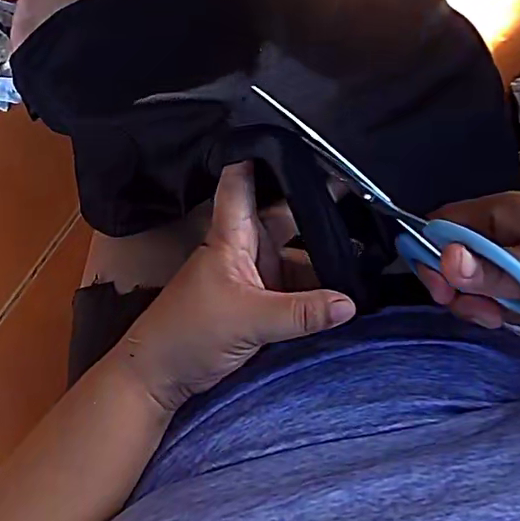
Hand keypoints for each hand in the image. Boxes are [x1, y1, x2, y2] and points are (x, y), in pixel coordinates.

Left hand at [104, 162, 356, 411]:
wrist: (158, 377)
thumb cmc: (183, 335)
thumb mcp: (248, 321)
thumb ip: (301, 313)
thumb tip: (348, 303)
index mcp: (230, 238)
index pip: (242, 183)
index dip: (262, 158)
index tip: (296, 142)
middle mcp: (244, 251)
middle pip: (284, 219)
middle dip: (316, 213)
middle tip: (357, 202)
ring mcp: (254, 278)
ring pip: (295, 257)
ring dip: (321, 261)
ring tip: (360, 260)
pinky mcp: (260, 305)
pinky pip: (295, 289)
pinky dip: (315, 292)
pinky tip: (341, 294)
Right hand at [415, 192, 519, 343]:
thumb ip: (491, 271)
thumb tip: (441, 258)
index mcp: (507, 212)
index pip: (445, 223)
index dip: (432, 253)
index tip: (443, 290)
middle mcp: (509, 232)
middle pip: (456, 256)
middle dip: (461, 286)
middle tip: (484, 311)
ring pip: (478, 282)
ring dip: (485, 303)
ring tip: (512, 315)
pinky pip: (502, 297)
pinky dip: (507, 311)